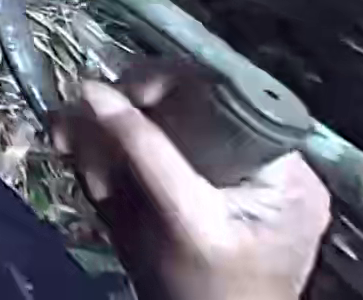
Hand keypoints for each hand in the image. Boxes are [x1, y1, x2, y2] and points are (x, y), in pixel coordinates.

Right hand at [55, 78, 329, 299]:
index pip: (218, 89)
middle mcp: (243, 152)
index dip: (166, 83)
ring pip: (136, 115)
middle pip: (167, 98)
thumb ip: (146, 151)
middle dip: (120, 118)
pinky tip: (84, 170)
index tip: (128, 98)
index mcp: (277, 165)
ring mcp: (203, 162)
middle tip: (92, 143)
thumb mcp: (188, 222)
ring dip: (99, 135)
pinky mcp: (169, 173)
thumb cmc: (214, 293)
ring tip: (88, 172)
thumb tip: (90, 88)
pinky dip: (95, 147)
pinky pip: (123, 138)